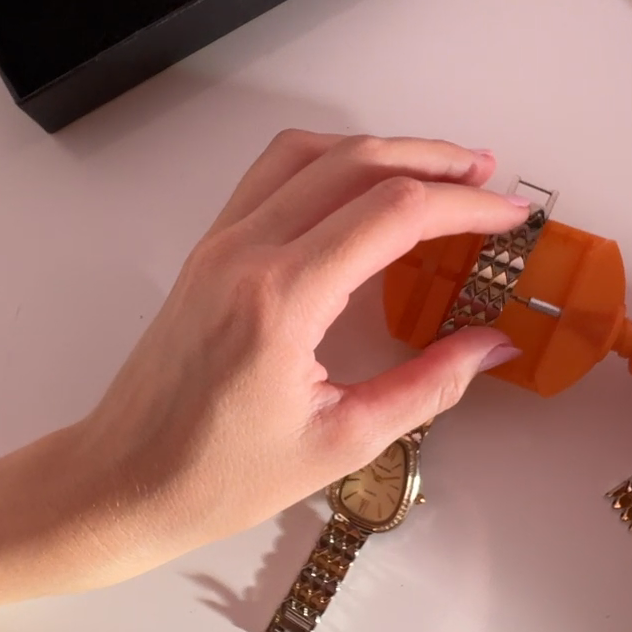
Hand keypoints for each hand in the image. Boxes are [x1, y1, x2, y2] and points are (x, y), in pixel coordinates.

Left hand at [65, 130, 525, 585]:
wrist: (123, 480)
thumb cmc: (219, 477)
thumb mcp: (342, 442)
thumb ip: (429, 384)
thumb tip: (494, 344)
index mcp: (282, 299)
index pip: (392, 213)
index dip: (464, 207)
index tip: (508, 216)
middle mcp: (246, 252)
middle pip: (354, 163)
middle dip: (432, 162)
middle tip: (486, 178)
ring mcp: (219, 244)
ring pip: (307, 155)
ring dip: (378, 150)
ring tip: (432, 170)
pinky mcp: (206, 252)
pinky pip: (270, 177)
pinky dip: (326, 163)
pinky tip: (358, 188)